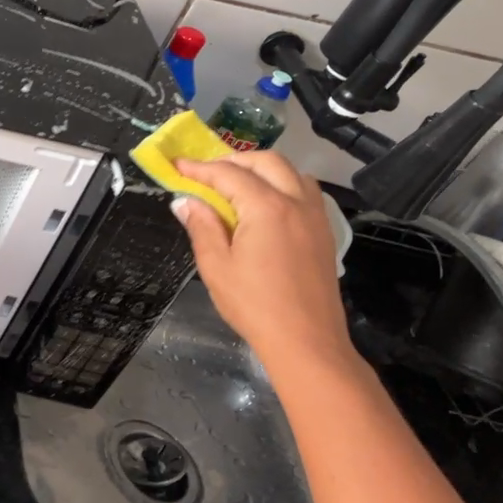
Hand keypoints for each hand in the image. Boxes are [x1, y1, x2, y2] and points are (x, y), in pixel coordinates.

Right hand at [171, 152, 353, 377]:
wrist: (308, 343)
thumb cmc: (255, 305)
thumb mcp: (216, 265)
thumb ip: (201, 226)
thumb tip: (186, 201)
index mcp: (267, 208)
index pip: (228, 174)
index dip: (199, 168)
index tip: (177, 165)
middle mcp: (296, 204)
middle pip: (267, 162)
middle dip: (234, 159)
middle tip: (207, 172)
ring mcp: (316, 218)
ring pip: (292, 173)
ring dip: (262, 169)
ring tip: (236, 184)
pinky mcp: (325, 233)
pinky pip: (306, 192)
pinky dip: (283, 184)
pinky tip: (264, 204)